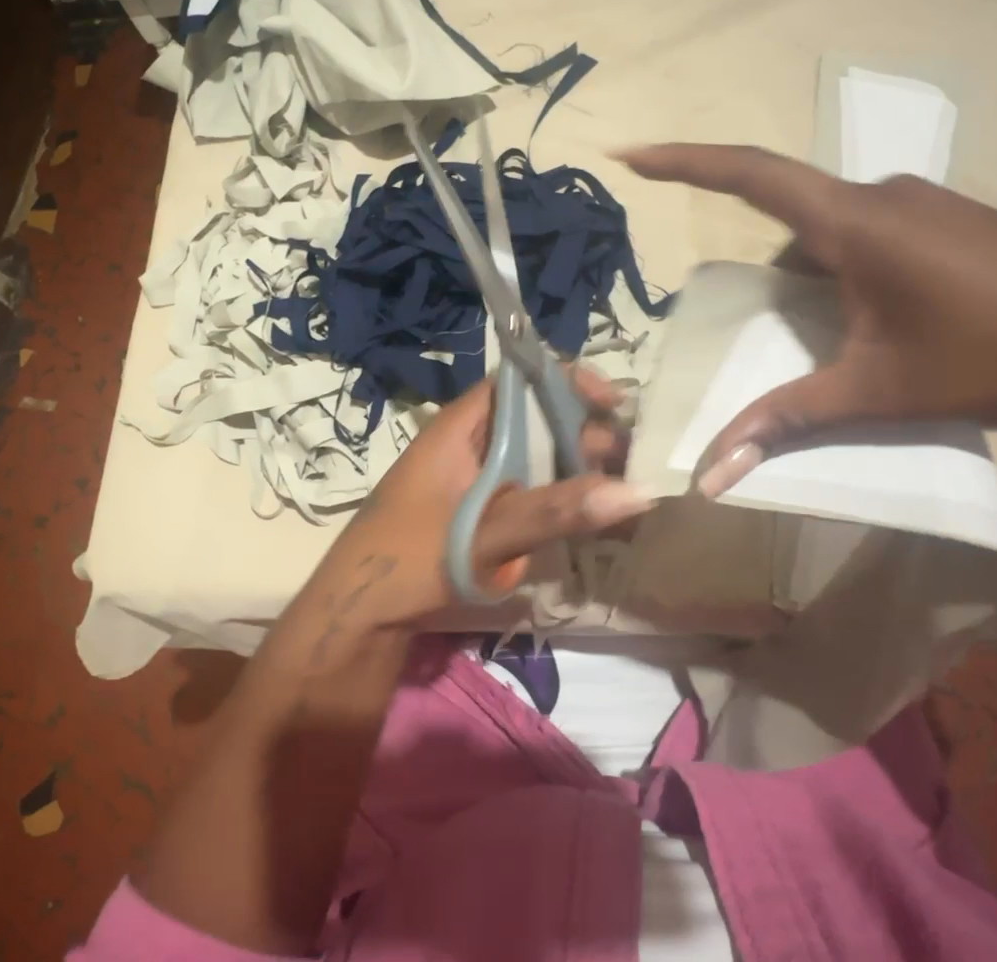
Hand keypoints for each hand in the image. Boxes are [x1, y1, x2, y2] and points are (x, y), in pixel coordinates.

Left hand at [297, 368, 652, 627]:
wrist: (358, 615)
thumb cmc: (410, 562)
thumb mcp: (485, 535)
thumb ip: (557, 512)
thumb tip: (639, 491)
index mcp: (459, 429)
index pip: (518, 382)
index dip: (567, 383)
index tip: (613, 404)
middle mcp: (467, 445)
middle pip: (533, 420)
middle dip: (582, 433)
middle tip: (628, 460)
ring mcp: (471, 480)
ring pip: (534, 458)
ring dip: (576, 470)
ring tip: (622, 491)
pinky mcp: (476, 513)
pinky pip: (525, 492)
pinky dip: (557, 499)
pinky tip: (592, 519)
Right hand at [618, 143, 996, 494]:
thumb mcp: (880, 395)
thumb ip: (786, 423)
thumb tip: (709, 475)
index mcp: (855, 224)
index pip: (749, 175)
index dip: (682, 161)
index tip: (628, 153)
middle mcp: (885, 199)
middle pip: (791, 224)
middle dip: (768, 281)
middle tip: (765, 338)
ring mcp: (927, 208)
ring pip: (832, 238)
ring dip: (813, 287)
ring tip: (838, 351)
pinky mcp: (955, 226)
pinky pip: (871, 241)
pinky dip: (849, 281)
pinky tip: (883, 332)